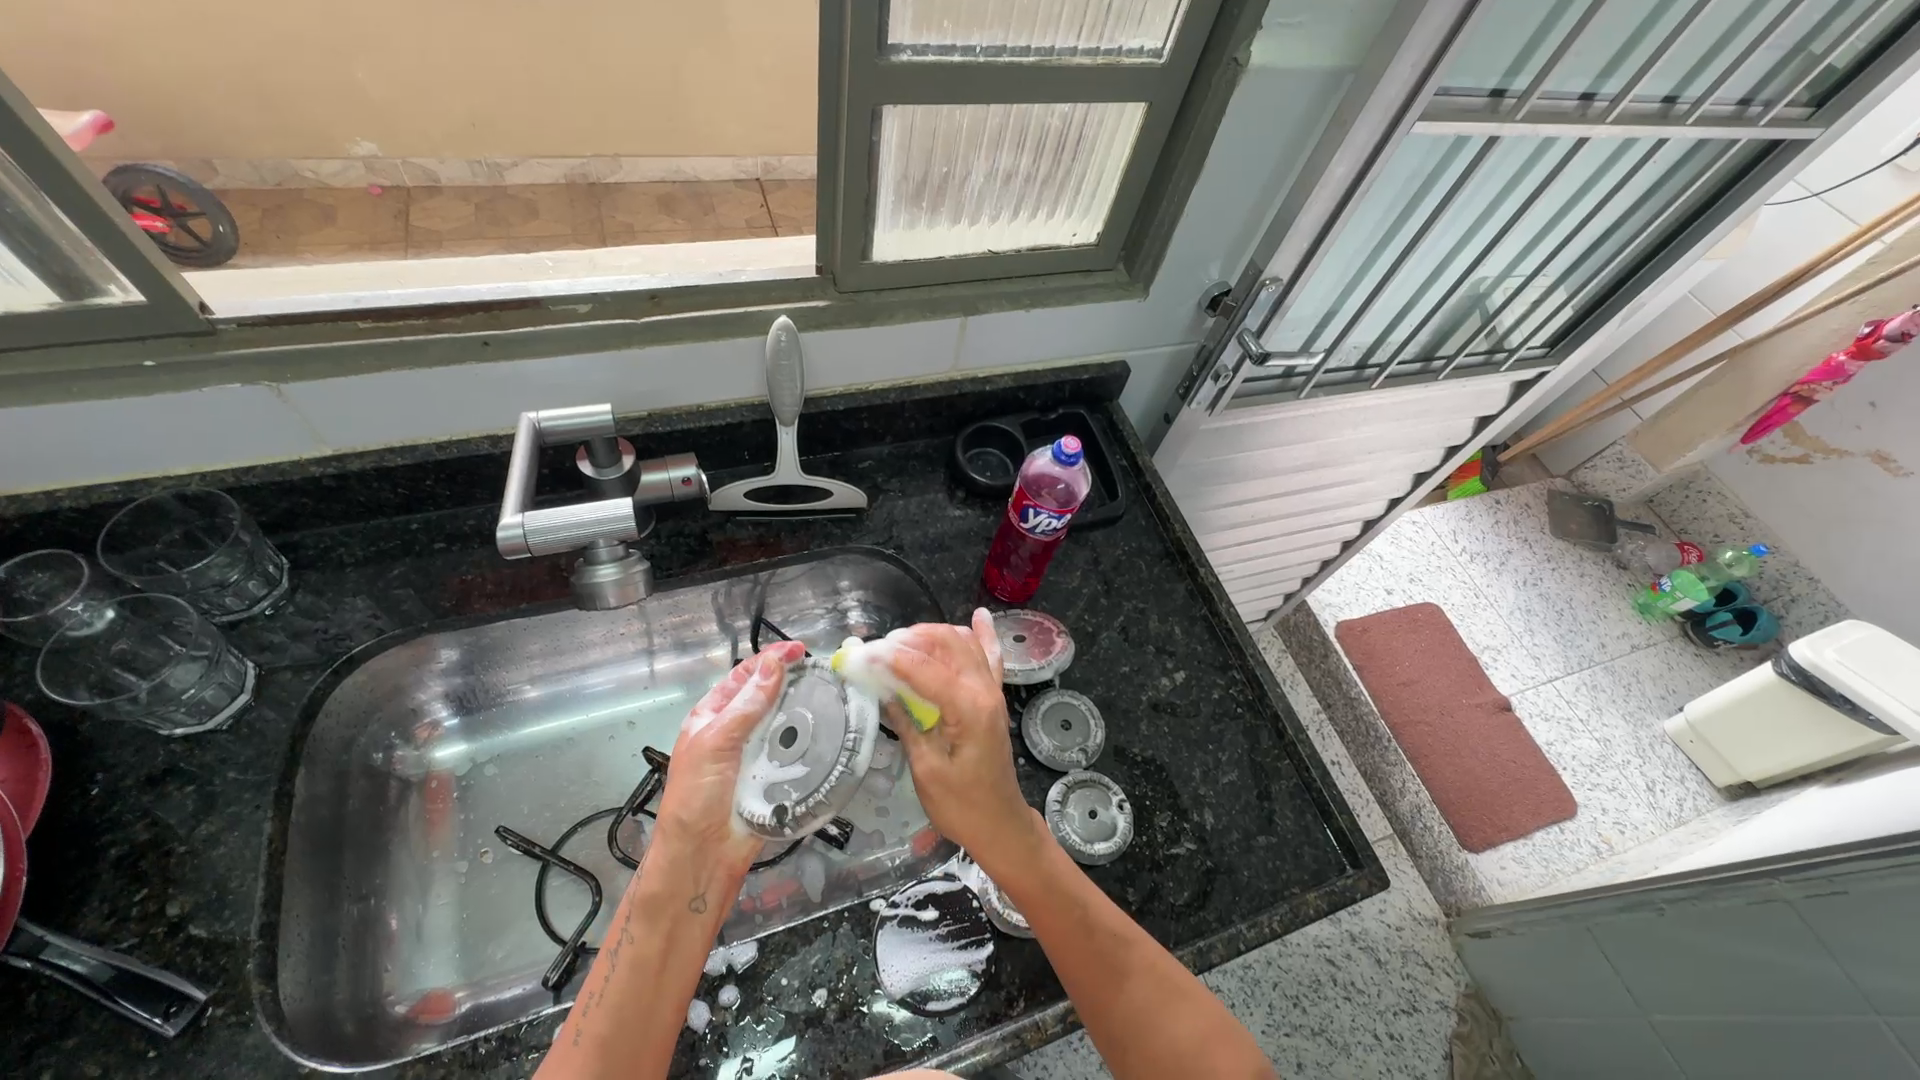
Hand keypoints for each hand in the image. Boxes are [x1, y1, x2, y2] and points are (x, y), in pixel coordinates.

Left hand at [651, 640, 806, 884]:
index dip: (770, 659)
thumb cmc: (696, 796)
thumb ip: (747, 705)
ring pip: (785, 723)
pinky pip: (795, 753)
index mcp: (713, 716)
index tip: (800, 650)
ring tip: (832, 698)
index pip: (744, 676)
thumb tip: (773, 664)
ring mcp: (756, 754)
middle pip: (768, 696)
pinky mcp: (775, 777)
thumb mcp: (715, 742)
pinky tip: (828, 734)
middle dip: (792, 682)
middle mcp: (736, 730)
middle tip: (823, 673)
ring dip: (804, 712)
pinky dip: (809, 743)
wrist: (703, 855)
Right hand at [878, 608, 1047, 866]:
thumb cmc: (961, 805)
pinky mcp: (994, 698)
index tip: (859, 654)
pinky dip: (983, 636)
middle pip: (946, 644)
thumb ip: (907, 723)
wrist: (1000, 824)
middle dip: (909, 639)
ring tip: (900, 641)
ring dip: (932, 635)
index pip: (924, 668)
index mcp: (969, 708)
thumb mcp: (925, 769)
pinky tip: (979, 617)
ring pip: (964, 643)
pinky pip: (990, 657)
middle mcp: (985, 690)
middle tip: (875, 650)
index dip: (889, 658)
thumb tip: (882, 689)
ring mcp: (993, 691)